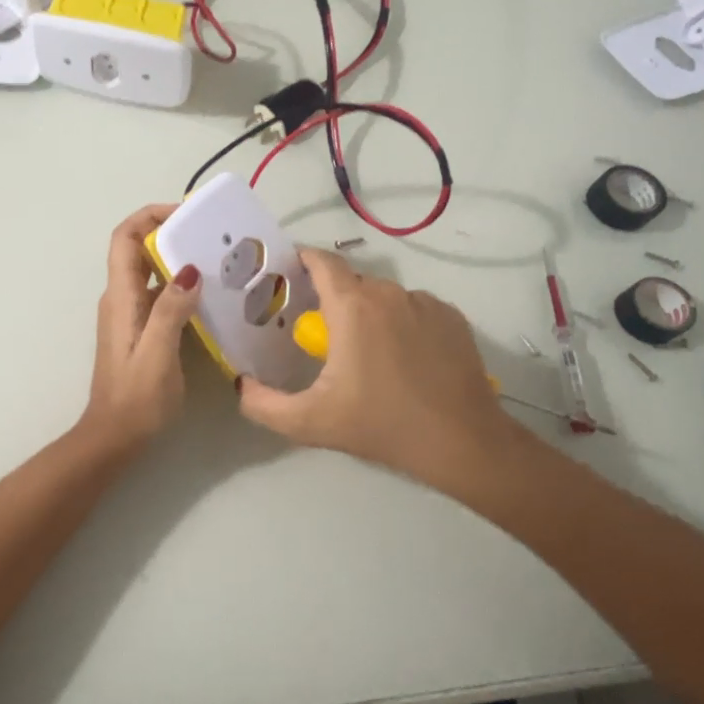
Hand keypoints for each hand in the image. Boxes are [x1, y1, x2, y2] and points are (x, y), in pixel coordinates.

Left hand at [79, 204, 203, 451]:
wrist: (115, 436)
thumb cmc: (137, 398)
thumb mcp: (157, 353)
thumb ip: (170, 310)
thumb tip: (189, 269)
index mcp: (120, 298)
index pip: (124, 238)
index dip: (150, 216)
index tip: (186, 214)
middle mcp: (121, 299)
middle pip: (137, 249)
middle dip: (170, 233)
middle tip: (212, 234)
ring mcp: (129, 315)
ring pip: (150, 272)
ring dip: (178, 259)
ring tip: (218, 258)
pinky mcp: (140, 331)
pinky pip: (158, 294)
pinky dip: (180, 285)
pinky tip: (209, 295)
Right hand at [237, 249, 530, 489]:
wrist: (462, 443)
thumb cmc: (380, 425)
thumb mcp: (309, 422)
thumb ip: (262, 404)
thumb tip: (240, 384)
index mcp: (352, 306)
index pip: (321, 261)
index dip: (300, 261)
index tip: (285, 277)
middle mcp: (389, 293)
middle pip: (351, 282)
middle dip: (332, 300)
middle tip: (321, 335)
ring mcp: (426, 304)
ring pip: (384, 298)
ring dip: (368, 315)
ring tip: (366, 355)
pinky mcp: (454, 319)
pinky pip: (414, 310)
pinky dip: (401, 325)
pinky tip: (402, 361)